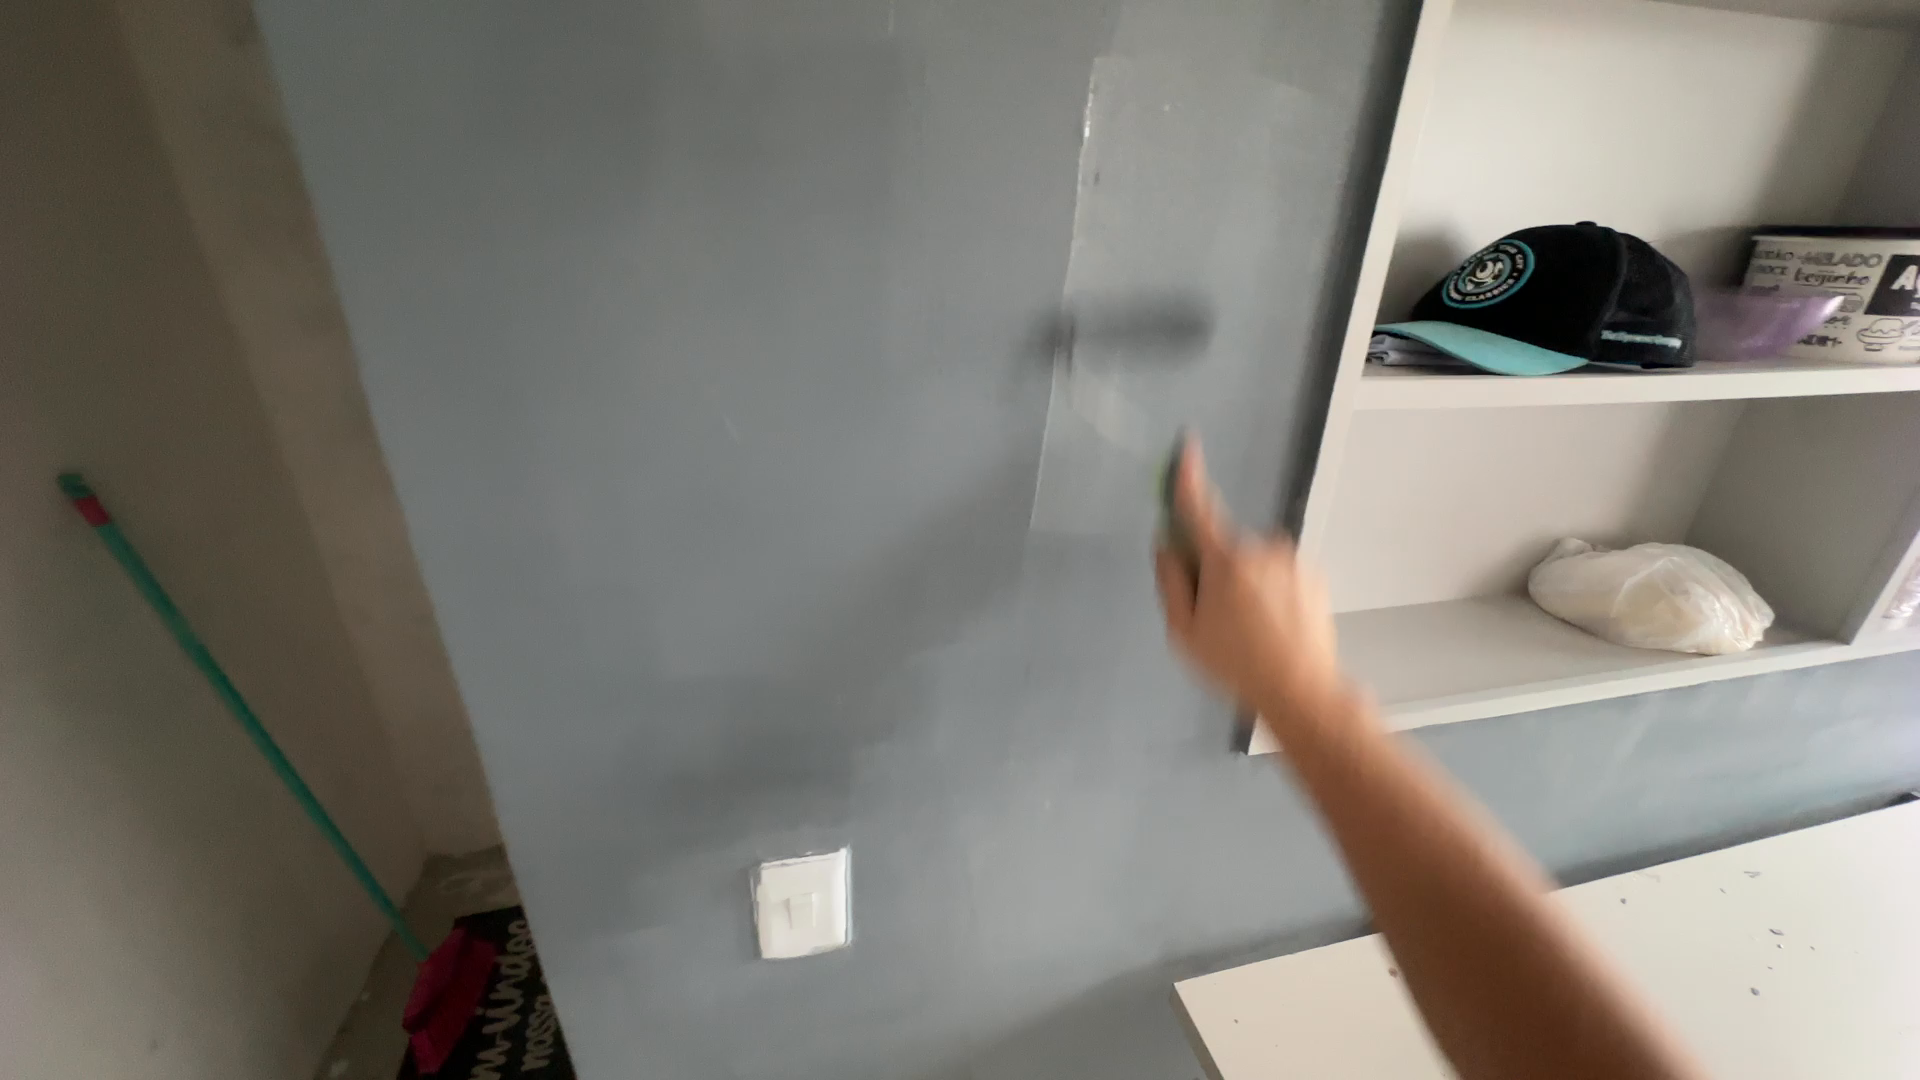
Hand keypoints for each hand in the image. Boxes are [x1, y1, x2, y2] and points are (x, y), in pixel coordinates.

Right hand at [1152, 438, 1352, 732]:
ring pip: (1252, 560)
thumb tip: (1167, 545)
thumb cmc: (1235, 664)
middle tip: (1215, 614)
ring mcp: (1292, 560)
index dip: (1188, 477)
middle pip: (1224, 546)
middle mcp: (1262, 549)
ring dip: (1245, 581)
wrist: (1302, 690)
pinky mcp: (1313, 574)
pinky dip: (1270, 589)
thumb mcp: (1184, 631)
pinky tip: (1273, 624)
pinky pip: (1278, 571)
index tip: (1186, 447)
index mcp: (1226, 561)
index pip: (1198, 509)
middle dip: (1214, 567)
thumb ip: (1170, 581)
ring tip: (1250, 627)